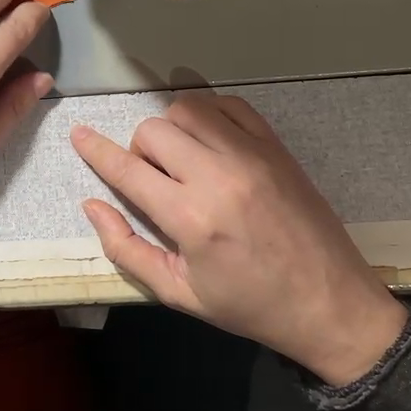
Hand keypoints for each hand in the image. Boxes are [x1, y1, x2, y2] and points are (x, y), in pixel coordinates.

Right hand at [71, 93, 407, 385]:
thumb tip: (92, 206)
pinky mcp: (275, 147)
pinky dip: (209, 113)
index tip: (78, 134)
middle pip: (152, 131)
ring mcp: (250, 156)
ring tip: (183, 158)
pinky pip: (229, 104)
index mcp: (191, 218)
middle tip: (155, 180)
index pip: (127, 170)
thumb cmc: (250, 305)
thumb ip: (127, 249)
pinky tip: (210, 139)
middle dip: (140, 151)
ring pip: (187, 109)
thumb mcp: (180, 293)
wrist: (333, 306)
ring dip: (172, 128)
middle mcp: (217, 176)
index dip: (95, 150)